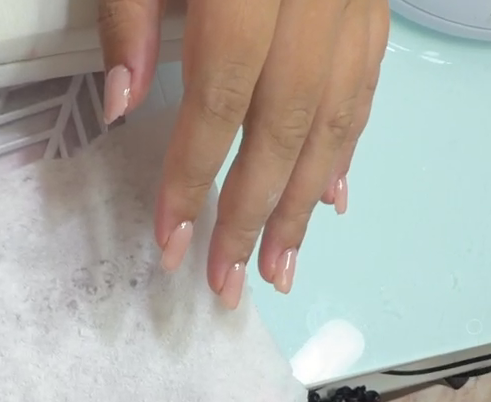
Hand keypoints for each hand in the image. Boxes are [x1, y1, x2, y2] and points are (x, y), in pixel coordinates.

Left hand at [99, 0, 389, 304]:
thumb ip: (130, 13)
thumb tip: (122, 108)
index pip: (221, 99)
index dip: (194, 178)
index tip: (169, 244)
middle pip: (287, 124)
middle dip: (254, 215)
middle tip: (228, 285)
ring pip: (338, 113)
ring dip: (307, 203)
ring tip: (282, 269)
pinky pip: (368, 80)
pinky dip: (348, 145)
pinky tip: (333, 198)